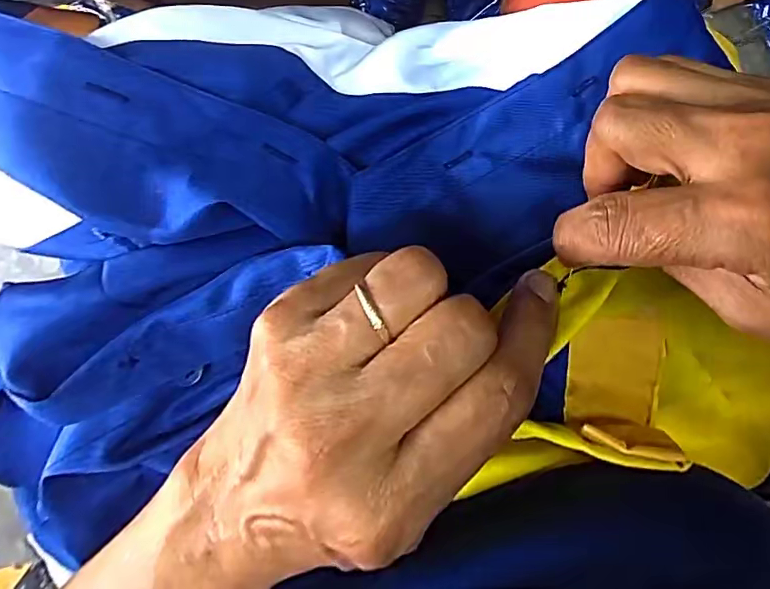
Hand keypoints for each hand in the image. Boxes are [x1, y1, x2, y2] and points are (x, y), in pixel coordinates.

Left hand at [81, 248, 557, 587]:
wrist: (231, 508)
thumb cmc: (350, 497)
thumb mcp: (429, 490)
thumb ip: (486, 407)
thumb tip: (533, 294)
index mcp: (391, 502)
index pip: (498, 391)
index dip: (532, 329)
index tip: (538, 295)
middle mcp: (340, 440)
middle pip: (462, 327)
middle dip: (474, 319)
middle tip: (448, 340)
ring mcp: (300, 376)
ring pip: (418, 276)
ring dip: (433, 287)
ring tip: (410, 318)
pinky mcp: (275, 324)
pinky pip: (373, 261)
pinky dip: (386, 276)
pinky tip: (366, 316)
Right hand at [552, 55, 769, 365]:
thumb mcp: (755, 314)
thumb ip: (674, 264)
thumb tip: (619, 230)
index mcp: (748, 219)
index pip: (621, 216)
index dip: (578, 237)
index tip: (574, 247)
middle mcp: (746, 140)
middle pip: (619, 115)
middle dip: (599, 168)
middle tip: (628, 207)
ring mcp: (760, 100)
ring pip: (641, 75)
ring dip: (628, 126)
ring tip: (656, 172)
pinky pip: (684, 72)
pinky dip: (665, 105)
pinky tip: (690, 148)